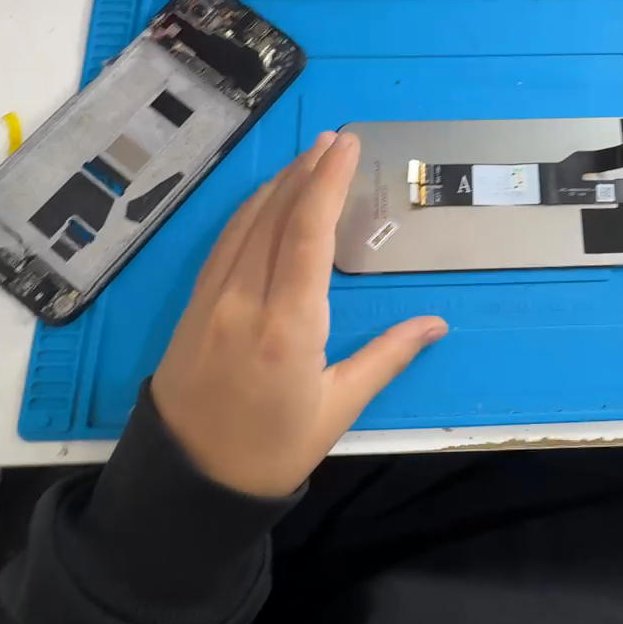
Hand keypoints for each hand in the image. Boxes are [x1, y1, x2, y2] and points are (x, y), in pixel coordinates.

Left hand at [150, 132, 447, 496]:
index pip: (308, 234)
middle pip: (277, 216)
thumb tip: (436, 324)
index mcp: (288, 327)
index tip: (346, 147)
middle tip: (335, 139)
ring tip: (309, 156)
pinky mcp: (195, 304)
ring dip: (280, 183)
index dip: (328, 182)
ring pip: (247, 222)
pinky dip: (250, 209)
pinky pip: (225, 242)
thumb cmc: (272, 449)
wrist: (186, 484)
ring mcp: (213, 299)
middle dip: (309, 171)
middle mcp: (246, 301)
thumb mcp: (338, 409)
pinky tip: (266, 197)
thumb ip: (387, 357)